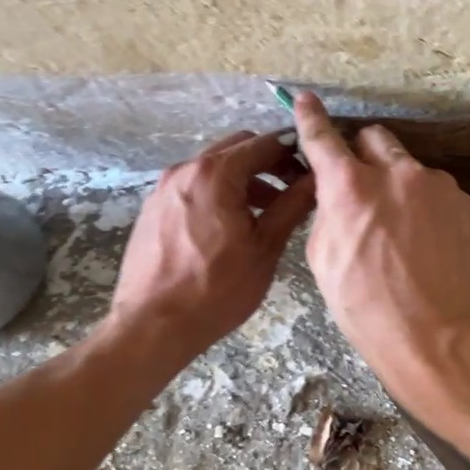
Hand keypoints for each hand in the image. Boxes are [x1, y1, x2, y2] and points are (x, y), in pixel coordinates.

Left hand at [110, 130, 314, 350]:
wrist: (152, 326)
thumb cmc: (217, 288)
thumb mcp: (265, 247)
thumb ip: (292, 206)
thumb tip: (317, 180)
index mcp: (215, 174)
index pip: (265, 143)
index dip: (295, 151)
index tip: (314, 169)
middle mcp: (185, 170)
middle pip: (237, 147)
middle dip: (269, 162)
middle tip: (294, 188)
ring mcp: (164, 188)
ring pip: (215, 167)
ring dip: (245, 178)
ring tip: (268, 211)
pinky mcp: (154, 208)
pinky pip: (195, 185)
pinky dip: (220, 192)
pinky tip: (234, 225)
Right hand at [291, 92, 469, 381]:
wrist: (439, 338)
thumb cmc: (370, 310)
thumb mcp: (325, 262)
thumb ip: (328, 215)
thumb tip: (336, 197)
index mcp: (351, 188)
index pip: (324, 139)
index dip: (311, 118)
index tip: (305, 100)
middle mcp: (397, 174)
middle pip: (375, 139)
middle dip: (362, 154)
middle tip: (358, 185)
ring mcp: (436, 186)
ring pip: (408, 168)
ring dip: (396, 184)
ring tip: (397, 231)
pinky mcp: (463, 203)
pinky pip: (435, 192)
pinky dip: (424, 205)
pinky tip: (424, 242)